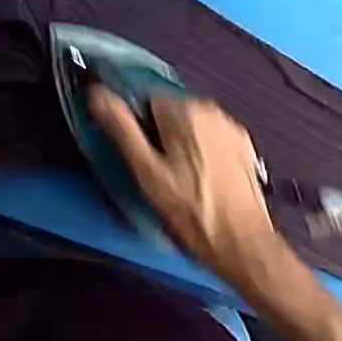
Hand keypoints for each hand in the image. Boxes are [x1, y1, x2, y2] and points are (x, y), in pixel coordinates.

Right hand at [89, 87, 285, 284]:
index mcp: (184, 110)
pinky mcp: (242, 146)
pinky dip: (201, 151)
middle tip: (157, 171)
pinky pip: (210, 138)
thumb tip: (98, 95)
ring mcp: (229, 128)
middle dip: (158, 135)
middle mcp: (210, 110)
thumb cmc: (193, 212)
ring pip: (189, 125)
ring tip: (180, 180)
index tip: (139, 153)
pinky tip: (200, 180)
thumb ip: (120, 127)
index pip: (144, 99)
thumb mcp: (146, 172)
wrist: (243, 245)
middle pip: (167, 111)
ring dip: (180, 143)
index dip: (136, 127)